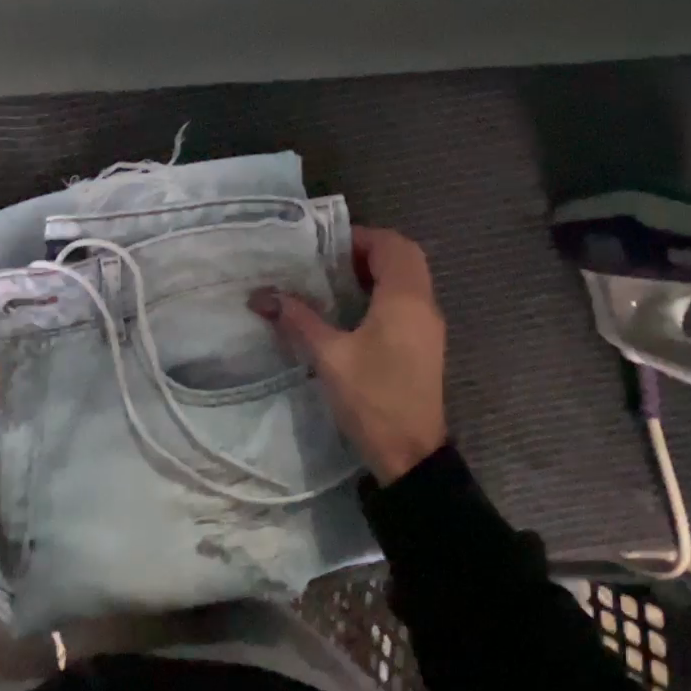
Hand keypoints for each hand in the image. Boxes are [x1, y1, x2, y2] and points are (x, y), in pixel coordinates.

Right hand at [251, 226, 447, 484]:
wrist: (410, 453)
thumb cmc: (372, 398)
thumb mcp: (328, 357)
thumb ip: (298, 319)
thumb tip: (262, 295)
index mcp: (405, 299)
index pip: (391, 245)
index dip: (359, 238)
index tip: (322, 246)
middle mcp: (423, 305)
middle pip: (403, 257)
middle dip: (366, 252)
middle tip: (327, 262)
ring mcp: (427, 327)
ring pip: (407, 280)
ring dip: (375, 273)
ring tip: (332, 284)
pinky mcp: (424, 345)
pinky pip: (406, 302)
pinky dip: (382, 294)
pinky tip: (349, 313)